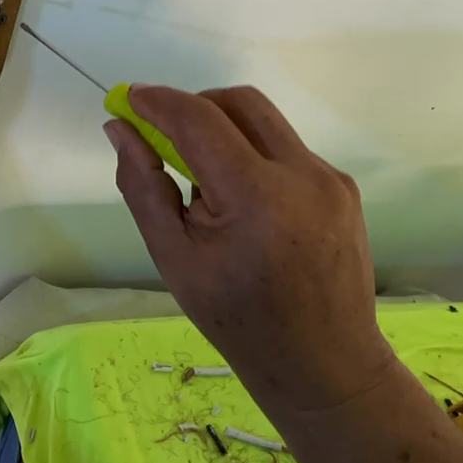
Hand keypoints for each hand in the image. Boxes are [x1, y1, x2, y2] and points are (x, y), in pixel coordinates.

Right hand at [106, 86, 397, 412]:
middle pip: (238, 102)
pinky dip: (250, 153)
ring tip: (205, 184)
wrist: (324, 363)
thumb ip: (142, 185)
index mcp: (256, 197)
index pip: (199, 120)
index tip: (127, 99)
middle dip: (193, 106)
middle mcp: (302, 175)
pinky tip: (241, 204)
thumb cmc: (235, 318)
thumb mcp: (172, 256)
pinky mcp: (342, 186)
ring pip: (264, 121)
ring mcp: (330, 178)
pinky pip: (284, 147)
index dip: (158, 102)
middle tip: (163, 136)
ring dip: (222, 129)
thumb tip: (120, 130)